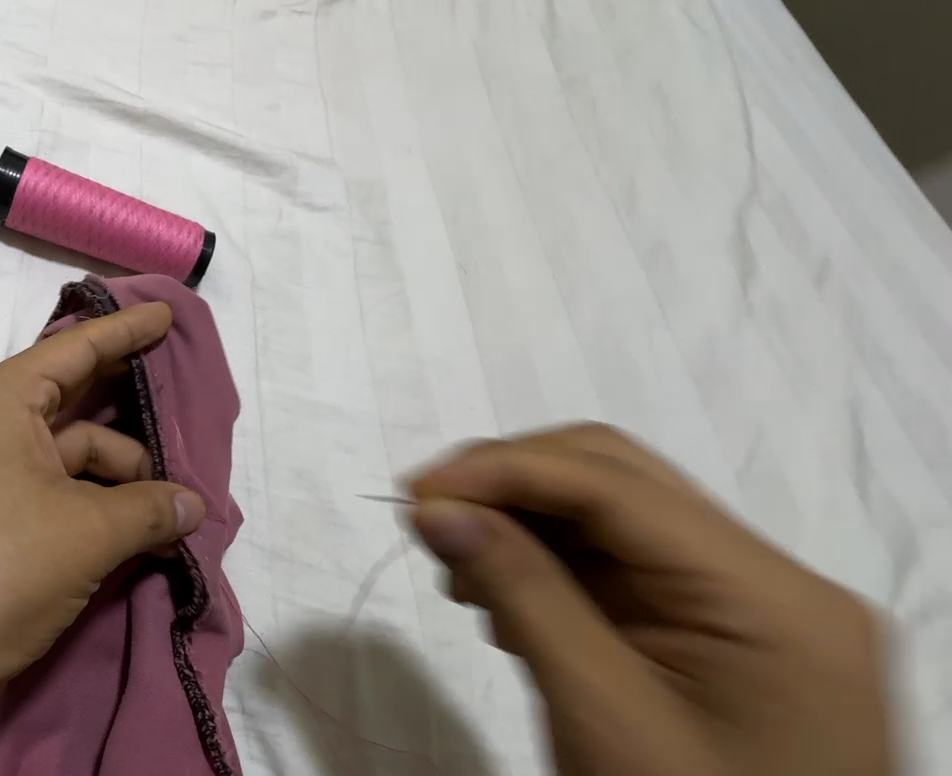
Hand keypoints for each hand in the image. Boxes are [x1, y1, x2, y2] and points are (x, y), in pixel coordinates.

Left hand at [0, 301, 204, 775]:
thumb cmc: (1, 569)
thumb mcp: (88, 533)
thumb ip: (149, 509)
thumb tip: (194, 505)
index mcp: (3, 399)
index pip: (75, 347)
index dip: (125, 330)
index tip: (166, 313)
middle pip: (78, 395)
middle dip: (133, 403)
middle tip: (188, 398)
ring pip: (77, 450)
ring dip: (127, 472)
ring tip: (181, 503)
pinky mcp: (0, 510)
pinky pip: (65, 486)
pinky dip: (104, 501)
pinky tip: (147, 525)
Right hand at [406, 424, 893, 775]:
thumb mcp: (601, 714)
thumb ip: (520, 592)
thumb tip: (430, 507)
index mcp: (769, 593)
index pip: (613, 482)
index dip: (503, 470)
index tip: (415, 495)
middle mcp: (764, 575)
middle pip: (609, 473)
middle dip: (507, 483)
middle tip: (430, 520)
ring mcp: (738, 597)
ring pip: (599, 505)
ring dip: (516, 522)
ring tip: (466, 580)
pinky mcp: (704, 621)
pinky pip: (605, 554)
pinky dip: (538, 560)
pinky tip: (506, 604)